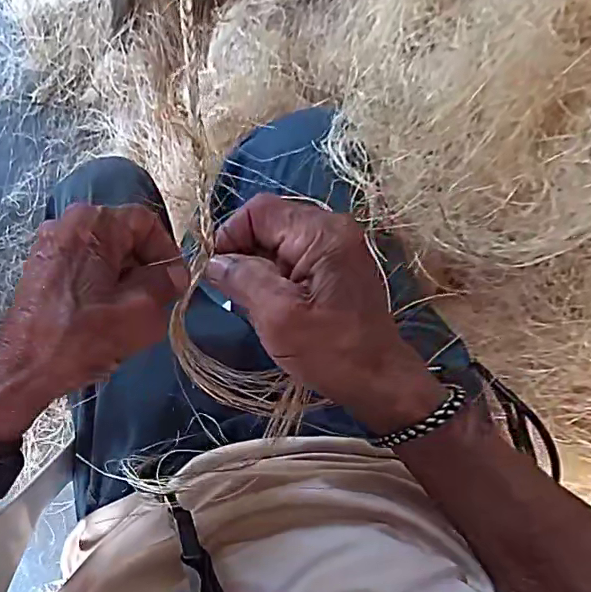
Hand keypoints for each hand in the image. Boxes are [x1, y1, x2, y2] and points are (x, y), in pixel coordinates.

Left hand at [0, 205, 188, 443]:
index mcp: (92, 224)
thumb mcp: (139, 314)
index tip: (174, 283)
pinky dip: (97, 290)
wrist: (23, 370)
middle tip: (154, 304)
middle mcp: (65, 225)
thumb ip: (164, 285)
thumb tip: (174, 274)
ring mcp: (47, 248)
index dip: (167, 252)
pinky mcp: (38, 272)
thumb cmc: (79, 340)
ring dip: (121, 284)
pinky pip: (81, 272)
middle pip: (122, 238)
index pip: (145, 222)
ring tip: (125, 318)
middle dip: (143, 270)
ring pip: (102, 258)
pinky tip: (99, 321)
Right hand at [203, 193, 443, 432]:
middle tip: (235, 296)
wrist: (377, 380)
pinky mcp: (334, 269)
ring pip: (275, 244)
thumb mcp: (277, 316)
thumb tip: (213, 262)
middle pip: (267, 224)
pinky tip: (271, 307)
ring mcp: (336, 249)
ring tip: (254, 305)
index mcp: (321, 233)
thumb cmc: (329, 351)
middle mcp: (331, 230)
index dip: (229, 237)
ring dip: (255, 271)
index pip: (258, 211)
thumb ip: (243, 279)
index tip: (218, 276)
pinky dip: (272, 280)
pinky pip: (290, 261)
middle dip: (242, 256)